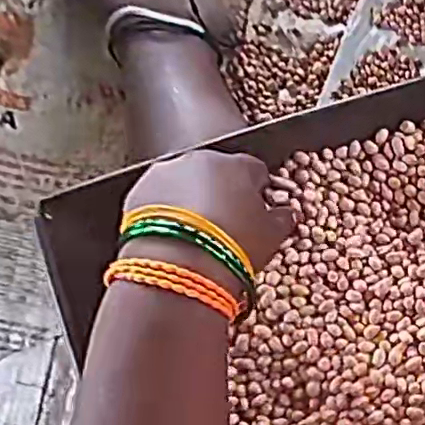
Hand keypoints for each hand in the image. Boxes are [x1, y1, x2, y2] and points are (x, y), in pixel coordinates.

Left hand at [120, 149, 295, 289]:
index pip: (255, 170)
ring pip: (185, 184)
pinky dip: (167, 213)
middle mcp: (199, 159)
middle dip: (222, 194)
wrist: (181, 264)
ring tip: (199, 236)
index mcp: (236, 165)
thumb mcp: (272, 237)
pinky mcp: (137, 192)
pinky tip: (177, 237)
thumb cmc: (234, 247)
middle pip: (216, 173)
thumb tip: (287, 214)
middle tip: (227, 228)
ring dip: (192, 202)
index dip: (259, 191)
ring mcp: (165, 173)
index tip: (258, 210)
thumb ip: (282, 219)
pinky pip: (158, 199)